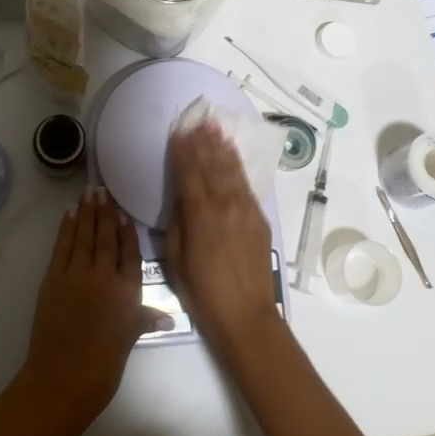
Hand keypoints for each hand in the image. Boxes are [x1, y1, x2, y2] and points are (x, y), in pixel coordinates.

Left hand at [19, 187, 168, 419]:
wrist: (64, 379)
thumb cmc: (102, 366)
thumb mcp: (128, 340)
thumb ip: (145, 321)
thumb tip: (168, 318)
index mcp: (128, 292)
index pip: (130, 254)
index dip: (127, 232)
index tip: (124, 213)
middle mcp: (105, 277)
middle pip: (106, 238)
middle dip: (105, 213)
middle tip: (103, 191)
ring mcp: (78, 275)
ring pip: (84, 236)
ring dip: (86, 213)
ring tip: (89, 193)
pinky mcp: (54, 278)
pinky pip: (63, 246)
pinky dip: (66, 228)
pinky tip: (69, 213)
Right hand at [165, 117, 280, 352]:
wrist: (246, 316)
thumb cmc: (201, 292)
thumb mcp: (175, 257)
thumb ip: (177, 221)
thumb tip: (181, 197)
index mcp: (200, 214)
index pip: (189, 172)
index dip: (182, 150)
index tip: (178, 130)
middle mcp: (225, 204)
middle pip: (211, 165)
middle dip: (202, 141)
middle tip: (196, 119)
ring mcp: (245, 209)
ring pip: (230, 170)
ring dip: (221, 147)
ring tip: (214, 127)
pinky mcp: (259, 218)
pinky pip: (245, 183)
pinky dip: (236, 165)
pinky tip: (231, 153)